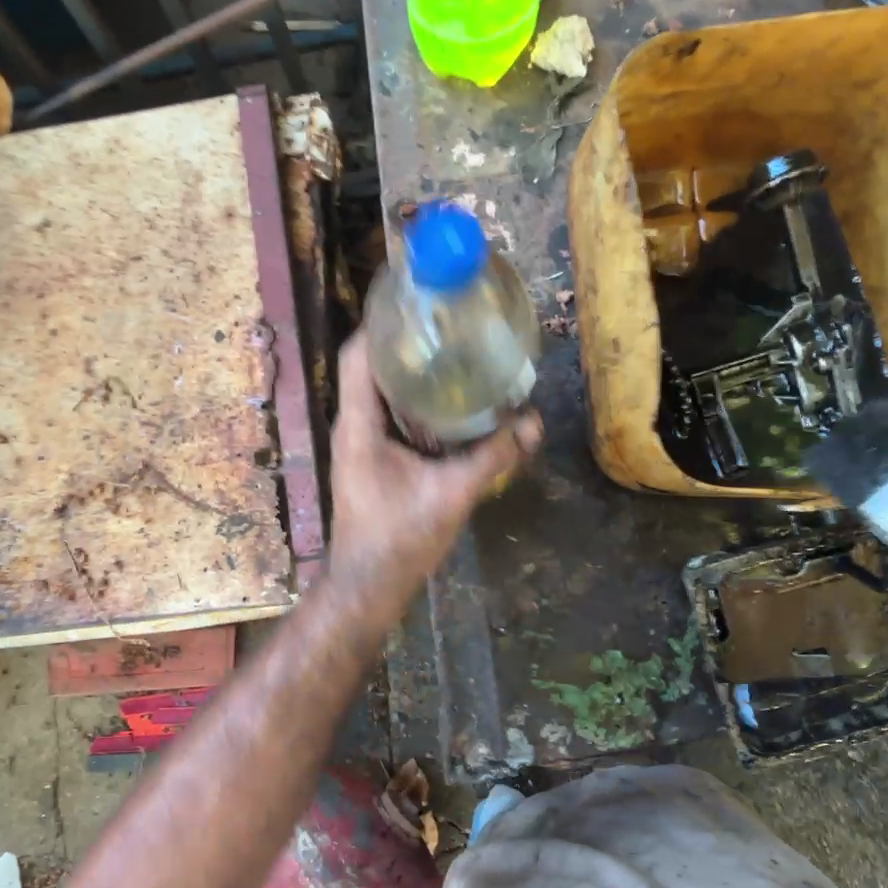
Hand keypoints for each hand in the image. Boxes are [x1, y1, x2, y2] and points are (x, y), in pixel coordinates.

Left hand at [324, 335, 541, 613]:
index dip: (382, 323)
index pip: (359, 355)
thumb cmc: (398, 539)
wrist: (369, 586)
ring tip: (455, 353)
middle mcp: (354, 426)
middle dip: (407, 343)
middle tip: (449, 325)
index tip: (417, 302)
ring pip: (383, 393)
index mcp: (359, 424)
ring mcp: (362, 444)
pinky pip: (393, 418)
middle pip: (372, 367)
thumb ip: (493, 457)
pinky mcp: (374, 461)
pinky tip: (452, 403)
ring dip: (413, 373)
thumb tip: (533, 422)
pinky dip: (418, 403)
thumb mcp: (452, 494)